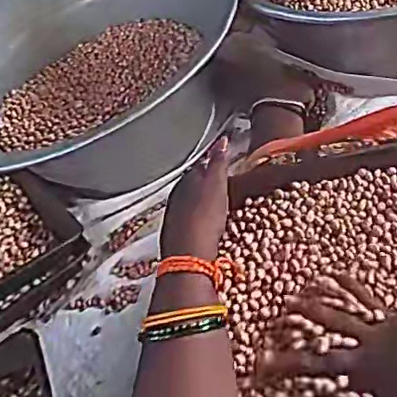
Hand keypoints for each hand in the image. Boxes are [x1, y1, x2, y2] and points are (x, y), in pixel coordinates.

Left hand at [159, 136, 229, 260]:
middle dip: (204, 180)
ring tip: (214, 201)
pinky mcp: (176, 233)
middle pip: (192, 182)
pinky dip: (197, 216)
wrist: (188, 254)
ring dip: (200, 199)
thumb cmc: (203, 218)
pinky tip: (204, 222)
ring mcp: (175, 215)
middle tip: (219, 180)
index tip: (222, 159)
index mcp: (187, 180)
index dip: (213, 162)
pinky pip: (188, 218)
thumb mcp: (217, 185)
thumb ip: (218, 162)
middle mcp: (177, 195)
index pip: (200, 164)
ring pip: (188, 200)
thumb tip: (221, 142)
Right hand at [260, 274, 396, 396]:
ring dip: (315, 302)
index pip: (316, 370)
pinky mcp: (393, 315)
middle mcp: (363, 346)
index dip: (286, 368)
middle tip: (274, 321)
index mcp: (361, 372)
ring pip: (339, 309)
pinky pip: (366, 297)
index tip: (260, 367)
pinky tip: (337, 274)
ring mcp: (378, 326)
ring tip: (294, 295)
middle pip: (323, 332)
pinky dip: (349, 285)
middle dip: (296, 327)